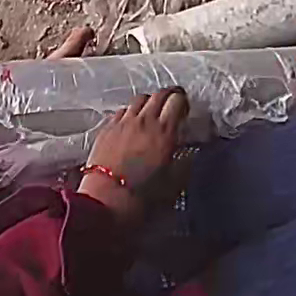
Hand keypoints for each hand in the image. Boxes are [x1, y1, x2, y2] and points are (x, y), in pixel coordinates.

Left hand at [80, 89, 187, 222]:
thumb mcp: (174, 184)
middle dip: (168, 96)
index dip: (183, 102)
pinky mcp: (106, 127)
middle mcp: (144, 120)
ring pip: (139, 99)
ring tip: (151, 114)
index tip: (185, 110)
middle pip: (158, 94)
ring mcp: (123, 121)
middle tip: (172, 106)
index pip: (177, 101)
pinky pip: (122, 110)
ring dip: (149, 103)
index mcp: (165, 132)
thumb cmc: (144, 197)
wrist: (106, 200)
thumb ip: (184, 164)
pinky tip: (131, 124)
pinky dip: (131, 112)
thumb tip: (189, 152)